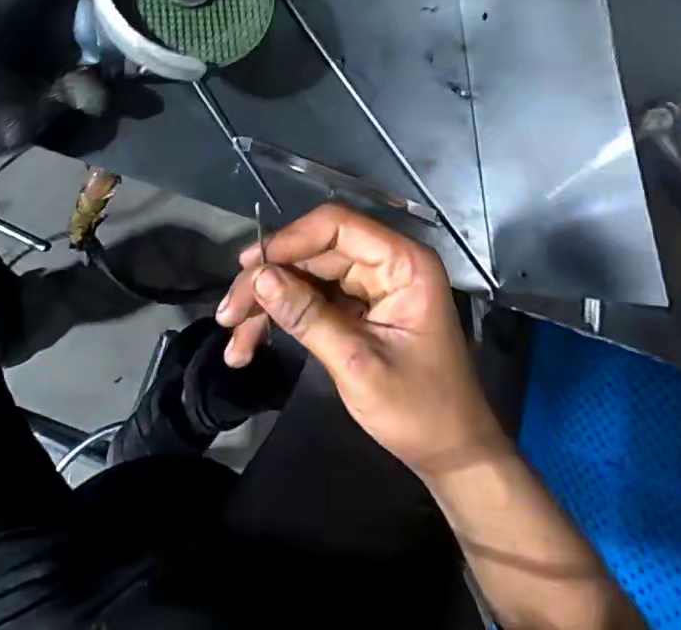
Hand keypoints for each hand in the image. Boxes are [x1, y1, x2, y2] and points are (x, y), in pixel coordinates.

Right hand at [216, 204, 508, 476]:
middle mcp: (386, 264)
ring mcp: (371, 286)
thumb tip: (260, 277)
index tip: (250, 265)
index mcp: (403, 264)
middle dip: (269, 279)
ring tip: (234, 339)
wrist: (451, 454)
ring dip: (268, 303)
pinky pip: (312, 299)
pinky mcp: (358, 308)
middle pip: (314, 251)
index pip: (338, 226)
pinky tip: (250, 343)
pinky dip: (282, 318)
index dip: (290, 240)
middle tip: (229, 312)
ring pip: (306, 276)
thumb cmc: (419, 410)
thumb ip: (309, 317)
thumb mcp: (359, 365)